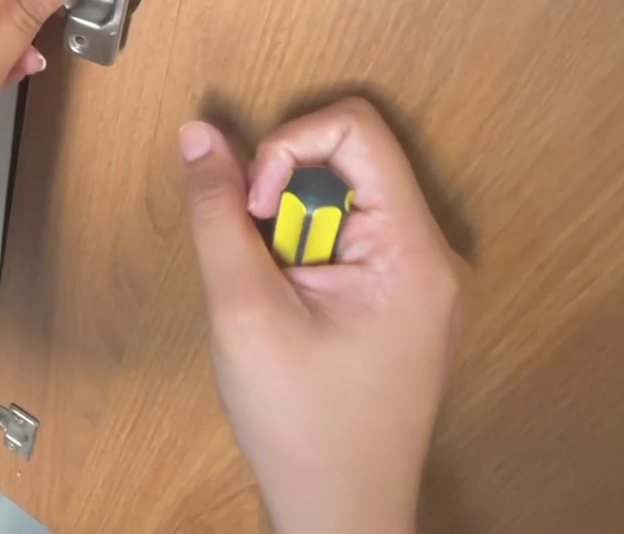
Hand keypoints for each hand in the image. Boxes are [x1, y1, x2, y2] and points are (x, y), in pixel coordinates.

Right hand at [177, 99, 463, 533]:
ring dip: (280, 220)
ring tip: (264, 282)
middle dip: (278, 188)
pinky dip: (292, 242)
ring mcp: (414, 275)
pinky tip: (280, 295)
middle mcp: (427, 251)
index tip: (252, 210)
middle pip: (344, 156)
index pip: (354, 128)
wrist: (337, 512)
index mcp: (411, 249)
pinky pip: (337, 227)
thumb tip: (197, 131)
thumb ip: (217, 212)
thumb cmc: (297, 417)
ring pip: (333, 193)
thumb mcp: (242, 308)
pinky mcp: (392, 292)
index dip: (286, 146)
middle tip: (252, 253)